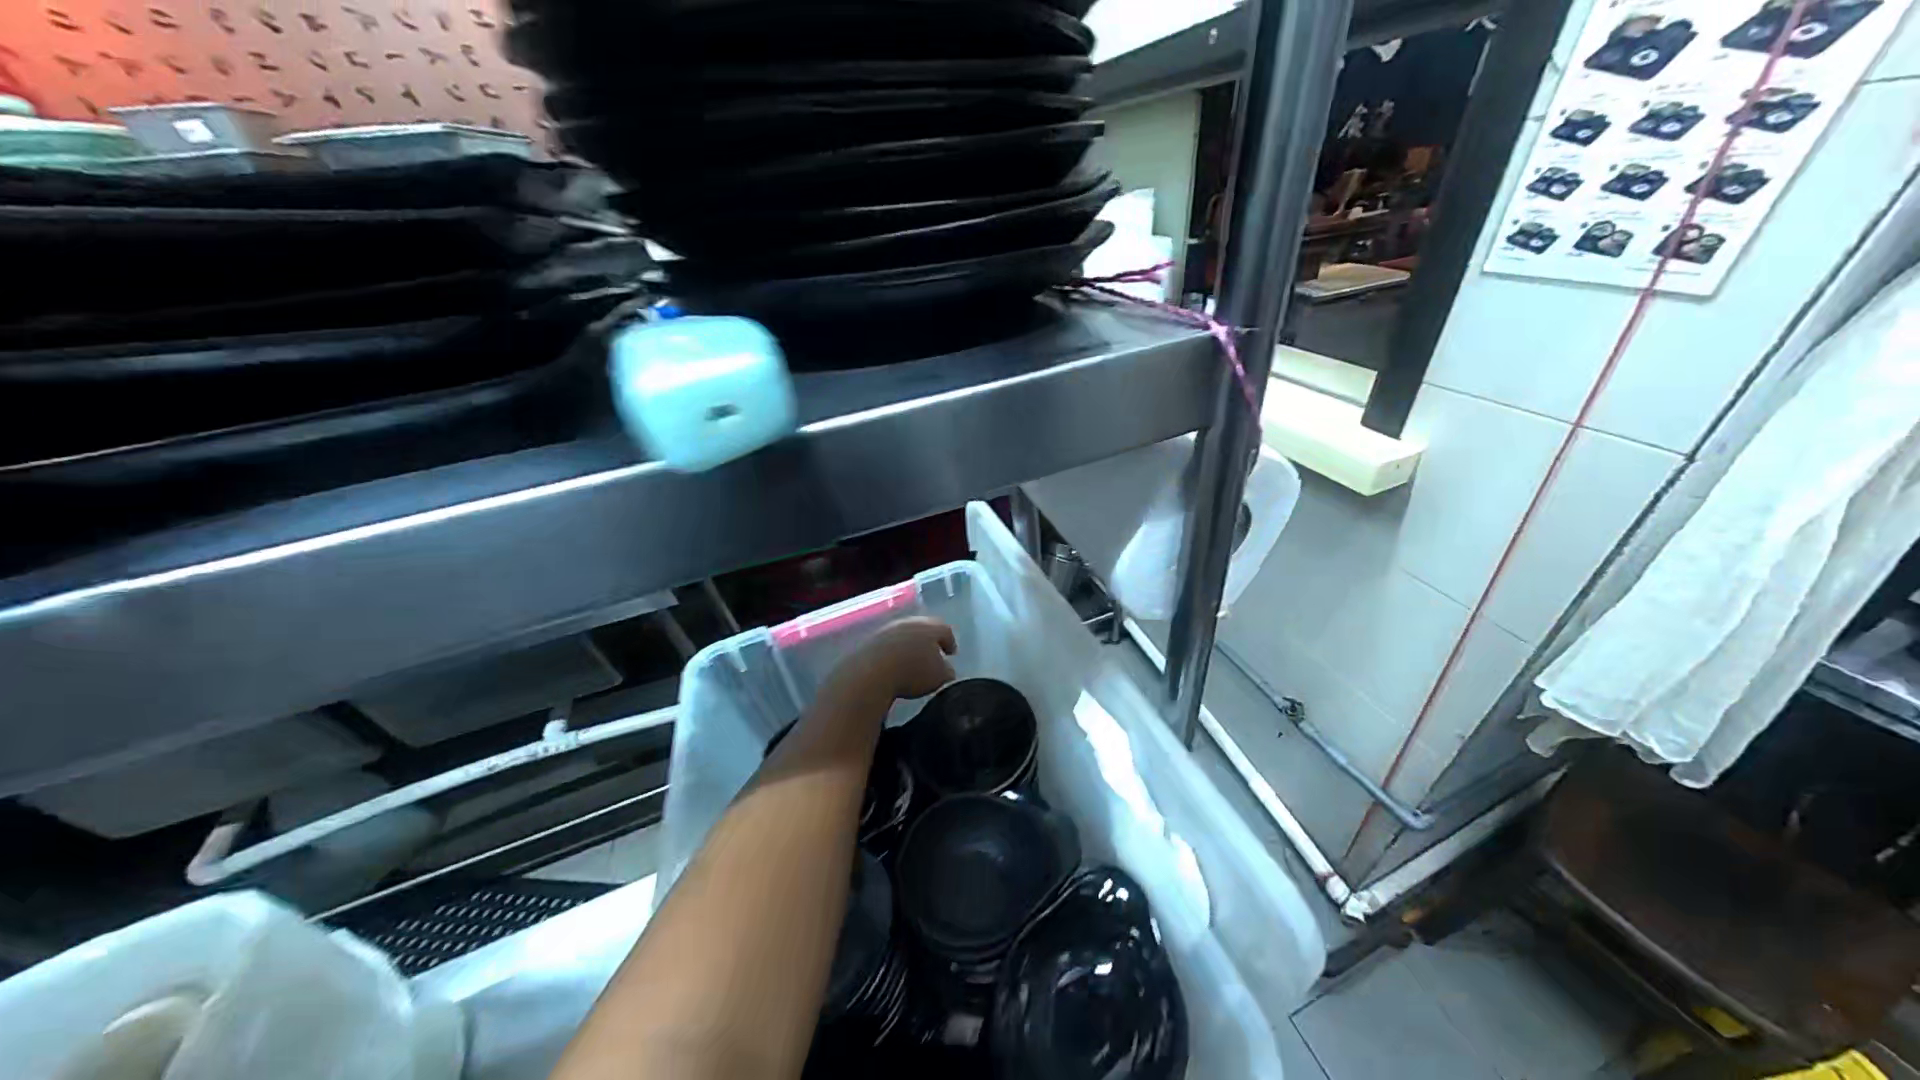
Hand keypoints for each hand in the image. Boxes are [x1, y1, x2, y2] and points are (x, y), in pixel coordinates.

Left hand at [827, 616, 956, 703]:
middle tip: (932, 654)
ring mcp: (887, 629)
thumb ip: (947, 671)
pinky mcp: (869, 640)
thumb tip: (946, 670)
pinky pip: (886, 645)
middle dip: (928, 641)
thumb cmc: (912, 672)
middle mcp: (908, 622)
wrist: (869, 672)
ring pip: (903, 634)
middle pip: (922, 628)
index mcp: (930, 627)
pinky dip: (892, 653)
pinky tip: (892, 665)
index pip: (945, 630)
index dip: (950, 642)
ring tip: (911, 662)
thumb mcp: (939, 677)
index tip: (951, 652)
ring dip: (908, 646)